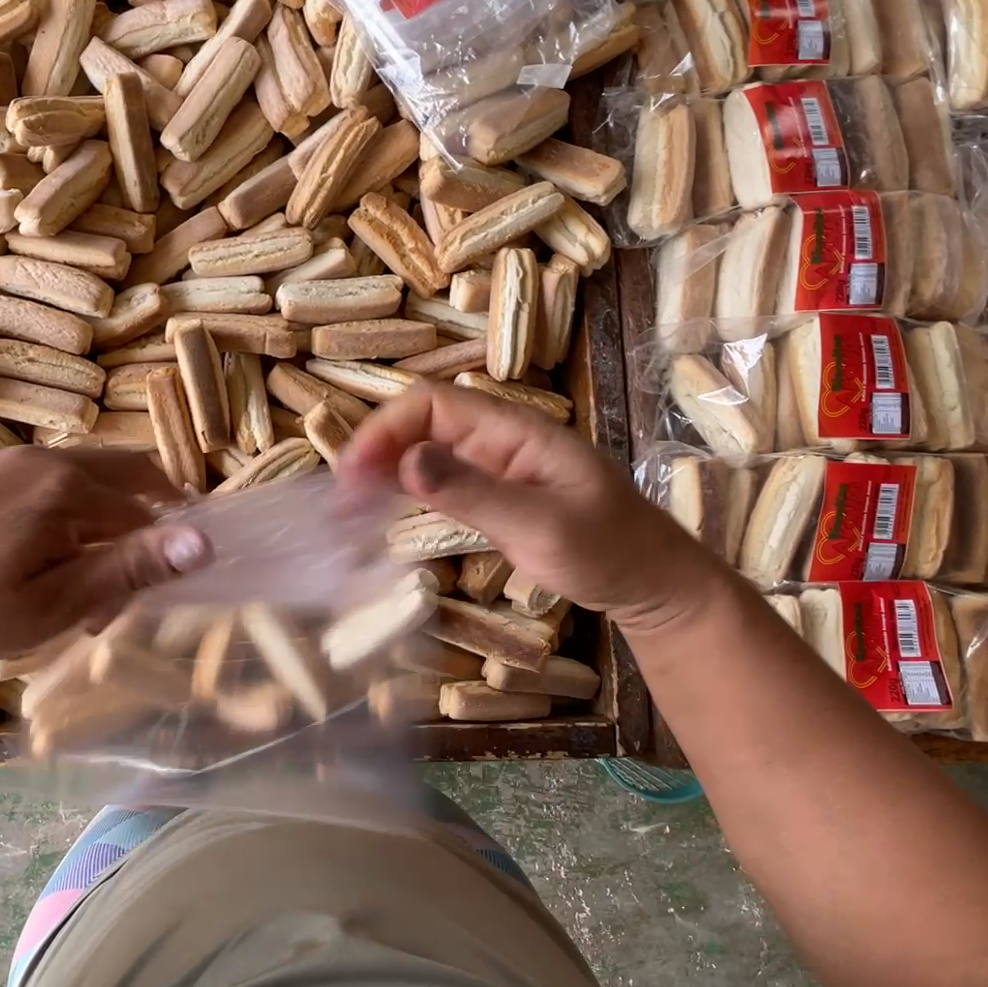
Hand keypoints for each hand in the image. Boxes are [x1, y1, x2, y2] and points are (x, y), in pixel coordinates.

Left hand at [0, 447, 210, 678]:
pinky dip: (63, 519)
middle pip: (124, 478)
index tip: (133, 606)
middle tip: (120, 589)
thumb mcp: (54, 604)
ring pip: (83, 484)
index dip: (155, 557)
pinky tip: (33, 566)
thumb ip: (131, 568)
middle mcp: (42, 458)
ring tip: (75, 587)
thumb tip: (205, 541)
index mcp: (68, 485)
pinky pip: (44, 486)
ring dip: (99, 526)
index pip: (148, 509)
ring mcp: (4, 462)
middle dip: (139, 527)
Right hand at [339, 384, 720, 629]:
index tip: (352, 474)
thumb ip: (475, 493)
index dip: (386, 429)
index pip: (433, 404)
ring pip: (423, 451)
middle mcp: (498, 439)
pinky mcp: (491, 494)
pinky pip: (437, 480)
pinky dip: (402, 492)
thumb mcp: (542, 527)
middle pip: (420, 423)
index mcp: (514, 430)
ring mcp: (494, 467)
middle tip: (338, 501)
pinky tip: (377, 514)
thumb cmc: (608, 551)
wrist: (649, 582)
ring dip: (381, 471)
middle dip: (374, 450)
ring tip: (345, 509)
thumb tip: (404, 460)